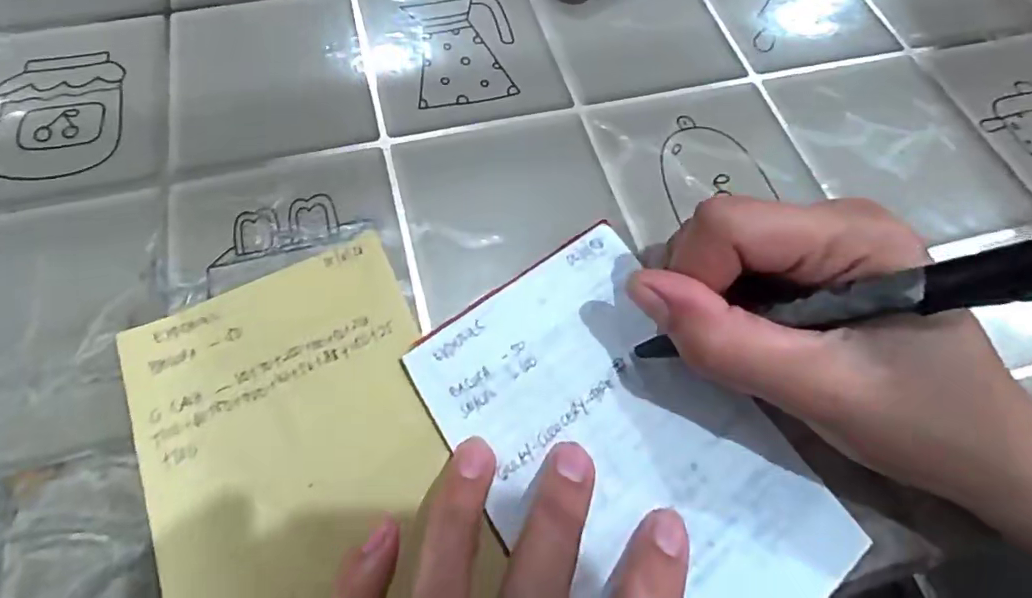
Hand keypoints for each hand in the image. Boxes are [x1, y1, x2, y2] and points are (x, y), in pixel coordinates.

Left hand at [331, 438, 689, 597]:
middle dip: (555, 523)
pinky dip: (363, 578)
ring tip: (477, 447)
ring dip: (458, 515)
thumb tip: (649, 565)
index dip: (646, 584)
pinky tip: (380, 526)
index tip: (668, 523)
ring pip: (442, 584)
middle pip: (532, 592)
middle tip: (571, 453)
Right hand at [624, 196, 1031, 509]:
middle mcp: (834, 215)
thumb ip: (728, 343)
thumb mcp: (822, 393)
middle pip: (723, 225)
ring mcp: (827, 232)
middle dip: (701, 287)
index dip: (694, 276)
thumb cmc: (927, 427)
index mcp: (851, 231)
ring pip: (727, 242)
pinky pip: (746, 261)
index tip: (699, 340)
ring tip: (750, 349)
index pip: (729, 221)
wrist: (997, 458)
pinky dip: (732, 300)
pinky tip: (761, 336)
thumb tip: (639, 288)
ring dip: (714, 296)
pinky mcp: (818, 256)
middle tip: (729, 351)